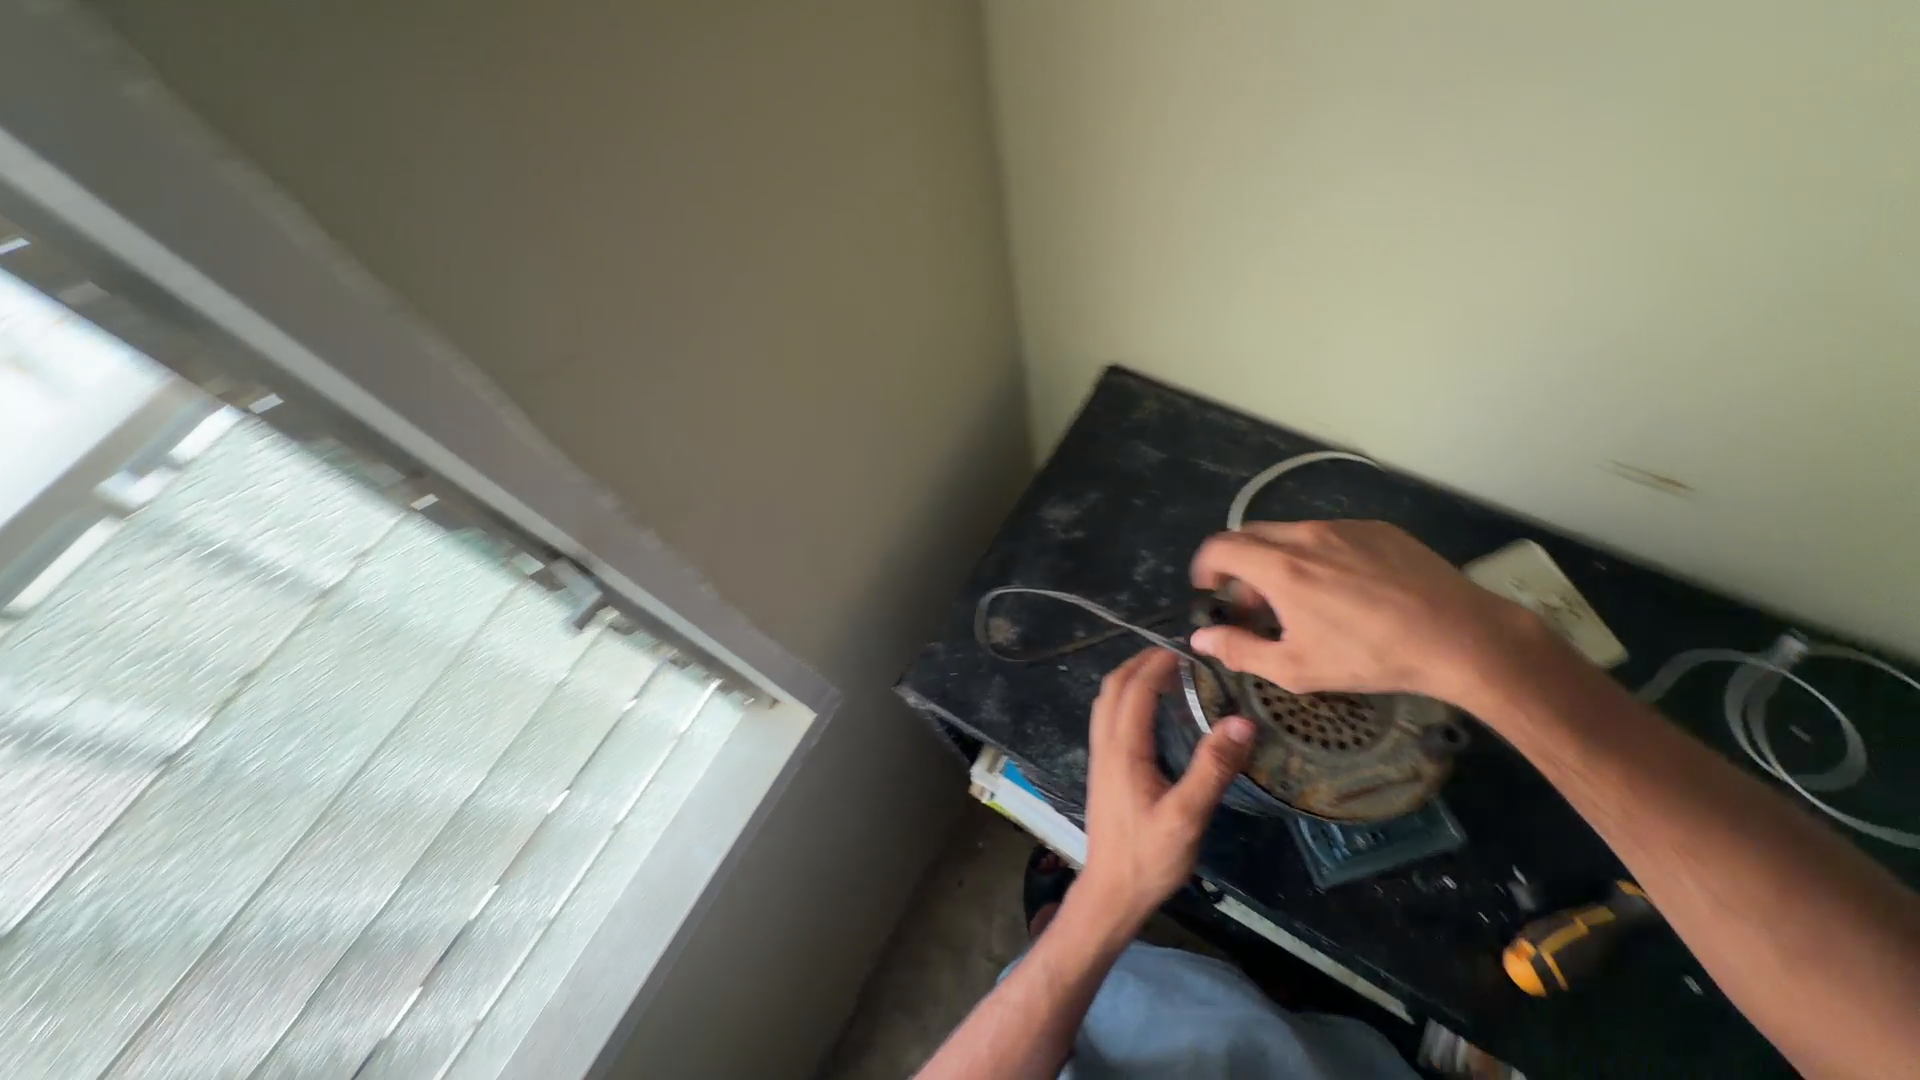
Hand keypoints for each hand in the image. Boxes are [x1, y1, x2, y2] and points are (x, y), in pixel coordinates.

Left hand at [1075, 649, 1254, 931]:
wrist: (1110, 893)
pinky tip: (1152, 713)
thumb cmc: (1148, 858)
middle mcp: (1105, 747)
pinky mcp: (1104, 772)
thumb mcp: (1188, 816)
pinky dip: (1127, 701)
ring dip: (1130, 680)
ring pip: (1106, 703)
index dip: (1157, 663)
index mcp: (1123, 750)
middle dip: (1140, 663)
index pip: (1134, 690)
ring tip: (1165, 674)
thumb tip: (1241, 722)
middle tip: (1176, 654)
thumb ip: (1213, 768)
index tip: (1186, 648)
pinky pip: (1109, 720)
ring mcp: (1100, 759)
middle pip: (1112, 688)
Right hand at [1189, 520, 1544, 710]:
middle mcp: (1306, 535)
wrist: (1458, 637)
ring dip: (1278, 559)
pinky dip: (1317, 555)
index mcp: (1280, 567)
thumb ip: (1239, 650)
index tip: (1211, 591)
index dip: (1205, 567)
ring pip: (1291, 533)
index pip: (1220, 547)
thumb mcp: (1295, 669)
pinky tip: (1345, 590)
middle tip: (1254, 604)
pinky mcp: (1377, 529)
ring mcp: (1344, 528)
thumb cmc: (1369, 657)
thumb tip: (1200, 640)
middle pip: (1250, 534)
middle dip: (1239, 565)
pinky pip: (1330, 534)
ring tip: (1301, 599)